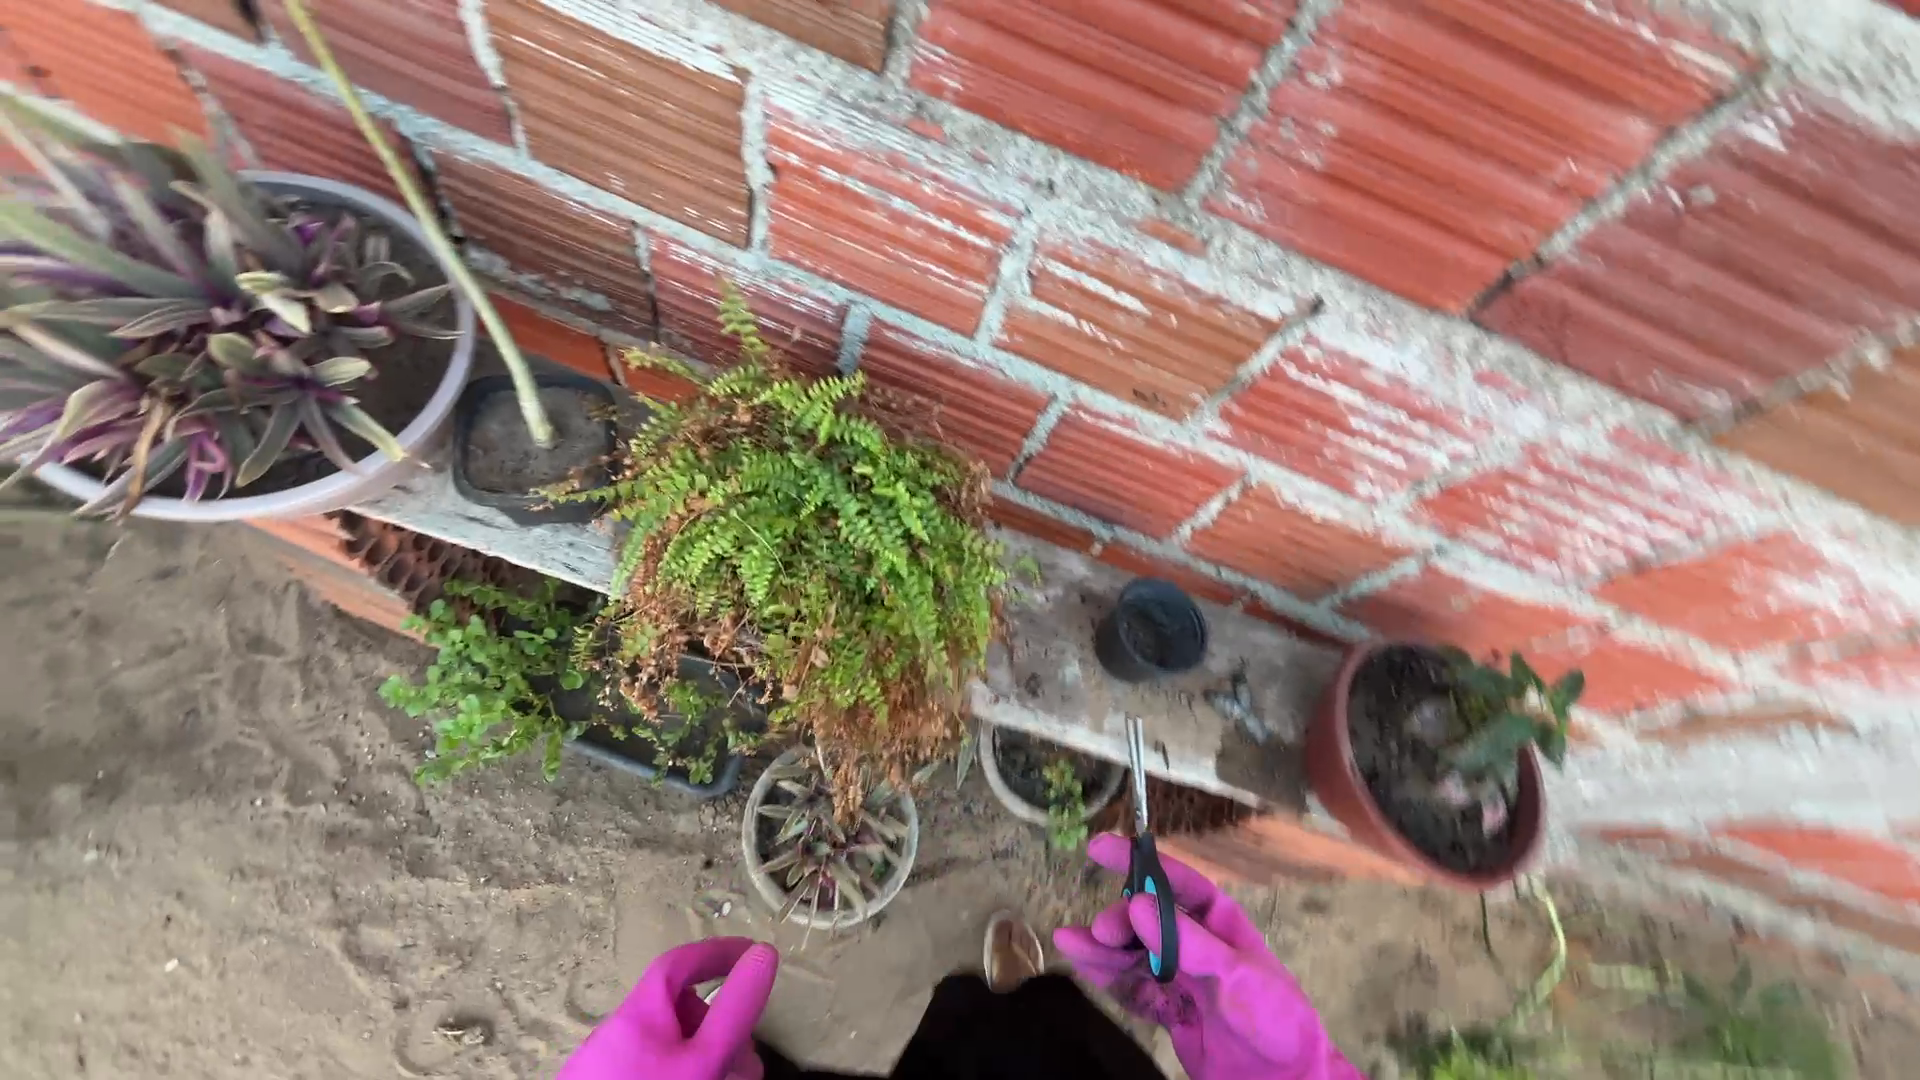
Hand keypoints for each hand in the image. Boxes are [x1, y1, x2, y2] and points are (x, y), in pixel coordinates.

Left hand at [559, 937, 778, 1079]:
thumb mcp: (706, 1061)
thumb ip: (736, 1007)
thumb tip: (763, 953)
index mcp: (637, 1014)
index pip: (681, 962)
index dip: (720, 952)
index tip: (756, 956)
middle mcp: (613, 1036)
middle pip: (679, 1014)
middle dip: (722, 1030)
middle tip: (747, 1065)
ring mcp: (600, 1074)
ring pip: (668, 1052)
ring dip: (706, 1062)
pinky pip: (648, 1075)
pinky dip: (681, 1077)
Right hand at [1052, 834, 1361, 1079]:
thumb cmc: (1274, 1018)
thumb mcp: (1235, 974)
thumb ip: (1186, 941)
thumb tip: (1136, 902)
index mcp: (1217, 921)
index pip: (1173, 880)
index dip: (1137, 860)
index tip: (1099, 848)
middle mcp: (1193, 942)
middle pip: (1145, 918)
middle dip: (1120, 920)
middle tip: (1102, 932)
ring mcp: (1179, 976)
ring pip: (1132, 953)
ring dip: (1103, 949)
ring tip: (1069, 943)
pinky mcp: (1168, 1010)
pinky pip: (1132, 988)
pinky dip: (1107, 978)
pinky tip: (1084, 967)